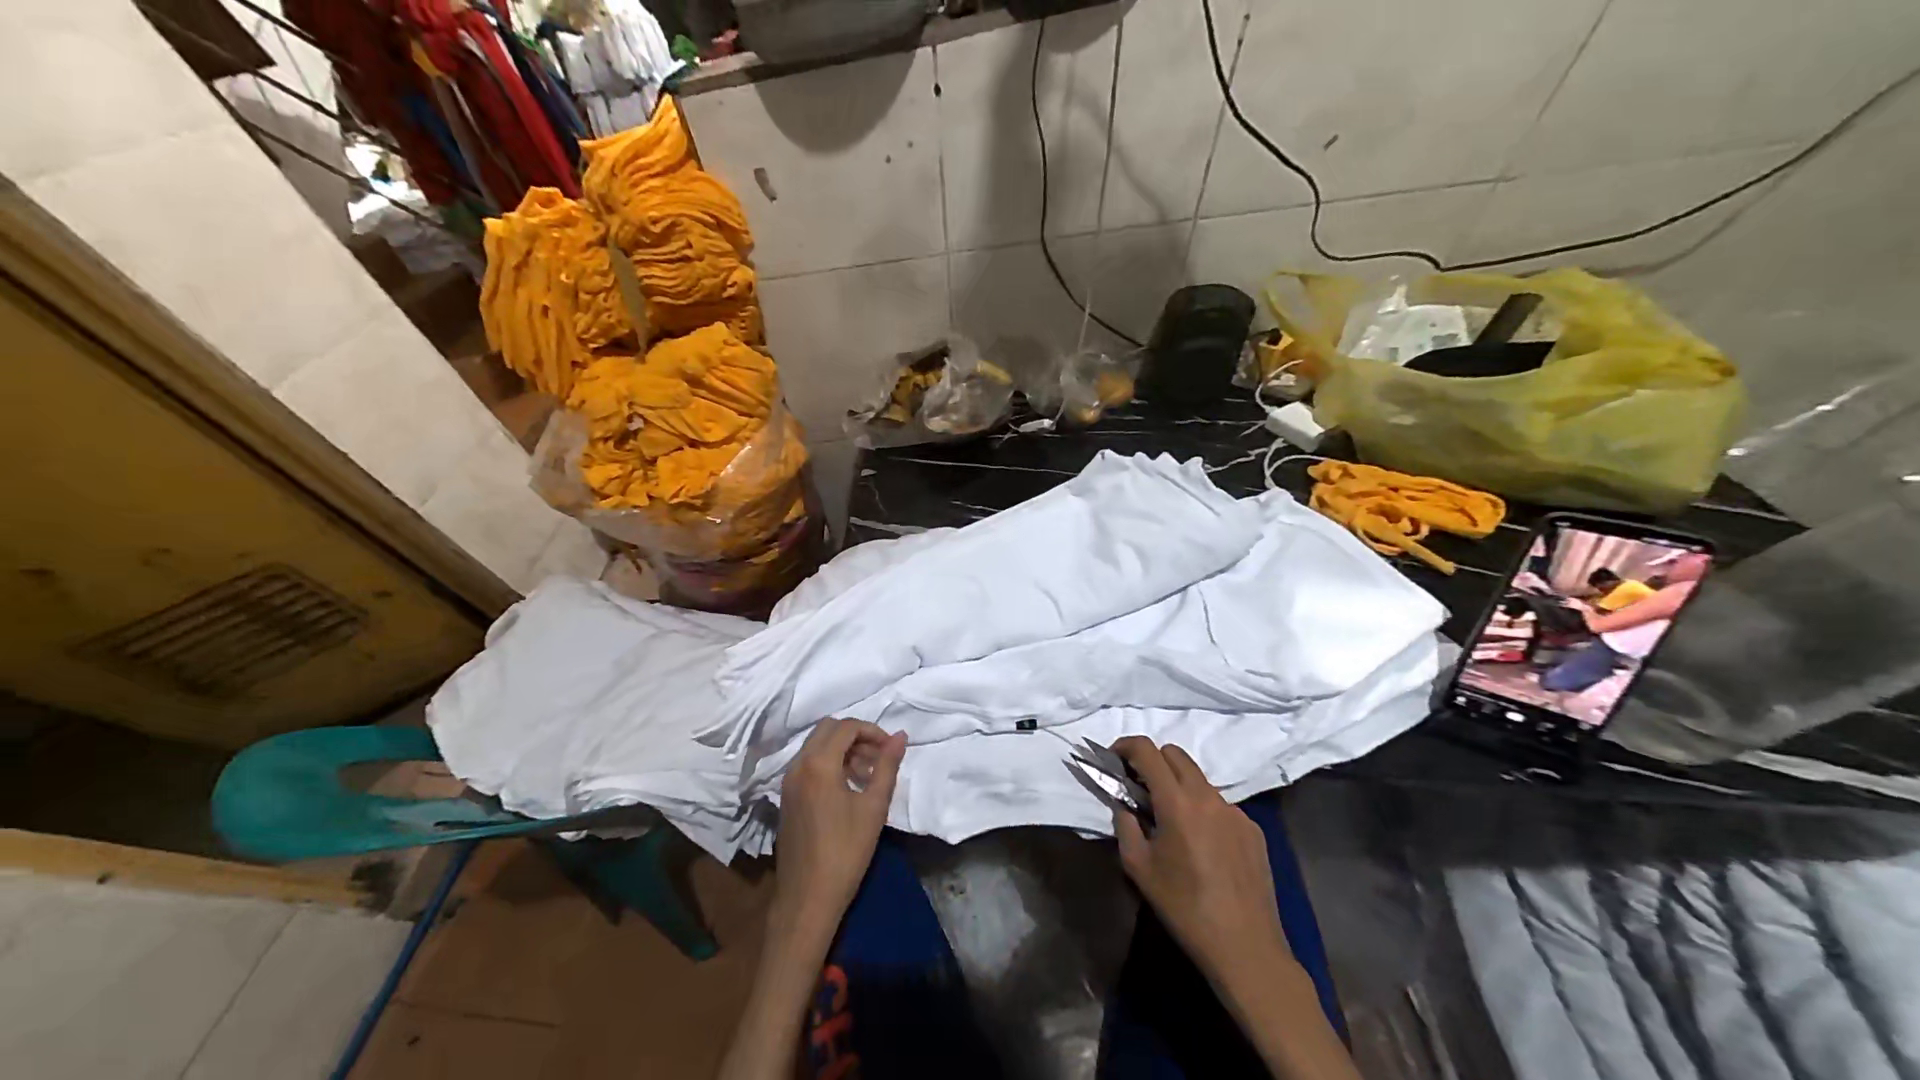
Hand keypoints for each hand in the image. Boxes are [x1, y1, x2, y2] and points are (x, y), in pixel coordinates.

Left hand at [774, 717, 906, 927]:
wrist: (808, 897)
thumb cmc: (846, 851)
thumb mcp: (874, 807)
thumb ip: (887, 766)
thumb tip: (900, 736)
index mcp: (818, 764)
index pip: (846, 727)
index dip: (872, 731)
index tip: (891, 749)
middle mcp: (798, 765)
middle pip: (827, 729)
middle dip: (856, 736)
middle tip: (879, 758)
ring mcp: (788, 781)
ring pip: (816, 746)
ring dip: (843, 750)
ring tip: (868, 775)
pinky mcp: (786, 797)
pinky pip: (808, 764)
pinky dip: (829, 764)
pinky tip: (848, 788)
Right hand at [1112, 737, 1289, 985]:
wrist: (1244, 946)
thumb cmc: (1183, 907)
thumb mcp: (1138, 867)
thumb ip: (1125, 824)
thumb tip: (1124, 803)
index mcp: (1177, 802)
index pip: (1148, 751)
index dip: (1126, 746)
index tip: (1114, 759)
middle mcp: (1209, 797)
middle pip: (1176, 755)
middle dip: (1152, 761)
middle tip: (1139, 788)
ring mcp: (1235, 811)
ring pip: (1199, 780)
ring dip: (1179, 786)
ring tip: (1171, 822)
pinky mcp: (1253, 829)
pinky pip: (1220, 805)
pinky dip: (1203, 810)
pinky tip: (1202, 845)